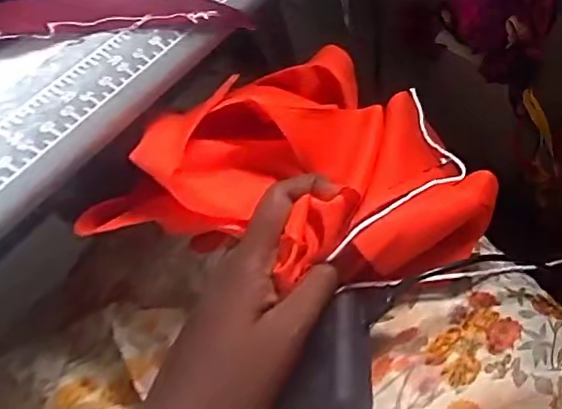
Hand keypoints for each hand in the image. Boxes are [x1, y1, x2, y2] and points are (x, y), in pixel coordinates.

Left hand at [145, 176, 341, 408]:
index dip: (310, 183)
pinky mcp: (220, 308)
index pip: (277, 196)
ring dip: (300, 251)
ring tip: (325, 269)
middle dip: (312, 223)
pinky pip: (259, 272)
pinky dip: (284, 272)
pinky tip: (295, 298)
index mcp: (247, 258)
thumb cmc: (235, 378)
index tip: (341, 195)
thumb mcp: (287, 335)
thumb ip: (317, 287)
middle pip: (276, 222)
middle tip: (341, 243)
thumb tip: (337, 255)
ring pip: (269, 249)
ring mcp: (222, 285)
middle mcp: (232, 262)